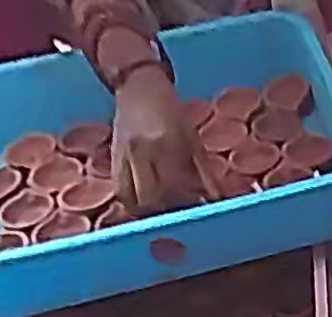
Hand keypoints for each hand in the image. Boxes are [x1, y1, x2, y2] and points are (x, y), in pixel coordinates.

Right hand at [111, 70, 205, 212]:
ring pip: (132, 198)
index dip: (184, 207)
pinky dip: (133, 203)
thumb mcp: (194, 142)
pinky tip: (146, 205)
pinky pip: (120, 190)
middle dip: (165, 213)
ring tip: (162, 214)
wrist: (139, 85)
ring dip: (148, 213)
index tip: (194, 213)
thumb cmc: (171, 114)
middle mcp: (142, 150)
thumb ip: (206, 175)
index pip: (174, 189)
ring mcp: (124, 154)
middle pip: (151, 198)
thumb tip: (218, 203)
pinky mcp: (113, 157)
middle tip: (178, 215)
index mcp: (166, 144)